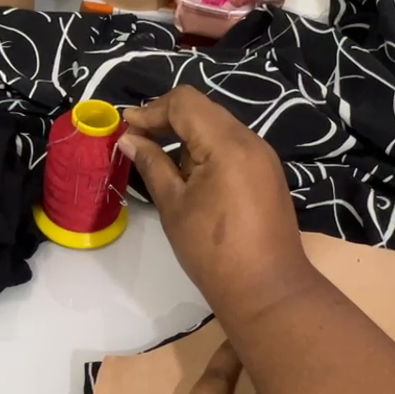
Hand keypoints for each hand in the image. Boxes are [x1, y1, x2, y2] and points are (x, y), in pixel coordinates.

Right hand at [118, 87, 319, 323]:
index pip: (184, 102)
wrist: (268, 290)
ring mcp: (262, 155)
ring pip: (217, 125)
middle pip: (202, 109)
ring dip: (186, 134)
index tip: (126, 129)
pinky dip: (206, 148)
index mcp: (227, 144)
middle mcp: (250, 140)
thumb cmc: (213, 252)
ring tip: (159, 160)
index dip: (151, 110)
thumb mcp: (174, 206)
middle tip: (137, 141)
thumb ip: (152, 164)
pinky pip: (232, 144)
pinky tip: (188, 174)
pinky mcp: (266, 172)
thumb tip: (129, 139)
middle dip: (166, 119)